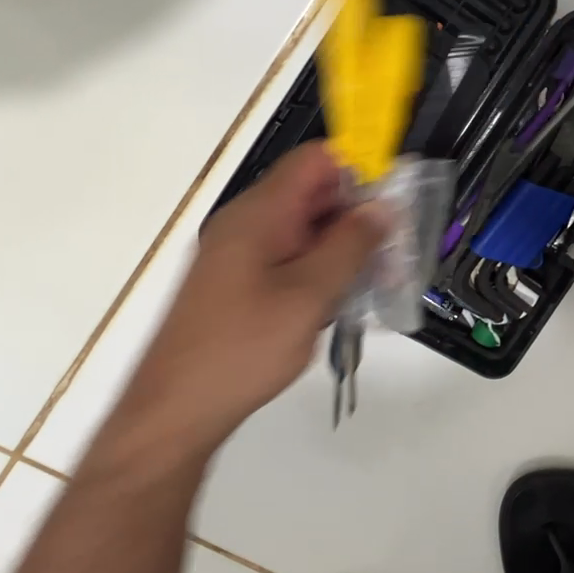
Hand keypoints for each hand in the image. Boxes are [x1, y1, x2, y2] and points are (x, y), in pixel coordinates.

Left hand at [118, 143, 387, 452]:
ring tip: (383, 277)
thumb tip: (382, 206)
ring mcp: (240, 255)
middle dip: (360, 213)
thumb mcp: (309, 295)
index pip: (315, 161)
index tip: (396, 198)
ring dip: (345, 246)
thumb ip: (350, 245)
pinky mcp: (240, 284)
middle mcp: (246, 225)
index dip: (359, 168)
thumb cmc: (242, 349)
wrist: (175, 412)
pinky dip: (323, 268)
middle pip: (313, 194)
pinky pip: (291, 258)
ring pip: (306, 230)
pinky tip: (347, 298)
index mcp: (258, 215)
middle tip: (399, 246)